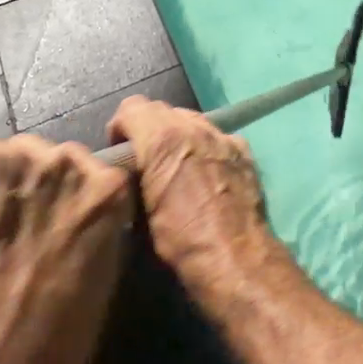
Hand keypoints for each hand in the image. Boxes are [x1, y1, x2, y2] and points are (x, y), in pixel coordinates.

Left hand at [0, 136, 132, 363]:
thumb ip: (86, 225)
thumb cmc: (52, 333)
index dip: (48, 195)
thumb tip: (66, 220)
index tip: (32, 223)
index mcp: (108, 187)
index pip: (76, 166)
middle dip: (13, 185)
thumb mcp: (96, 267)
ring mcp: (15, 161)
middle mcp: (65, 159)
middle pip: (30, 154)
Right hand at [107, 96, 283, 291]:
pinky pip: (217, 136)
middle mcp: (195, 127)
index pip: (132, 107)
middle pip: (162, 109)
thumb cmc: (182, 240)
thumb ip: (136, 175)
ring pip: (191, 119)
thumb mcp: (143, 210)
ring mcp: (223, 136)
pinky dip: (205, 146)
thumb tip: (132, 169)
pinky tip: (205, 172)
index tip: (119, 149)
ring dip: (178, 134)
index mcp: (164, 140)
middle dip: (148, 128)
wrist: (236, 256)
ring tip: (175, 164)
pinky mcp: (243, 149)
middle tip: (144, 158)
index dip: (121, 126)